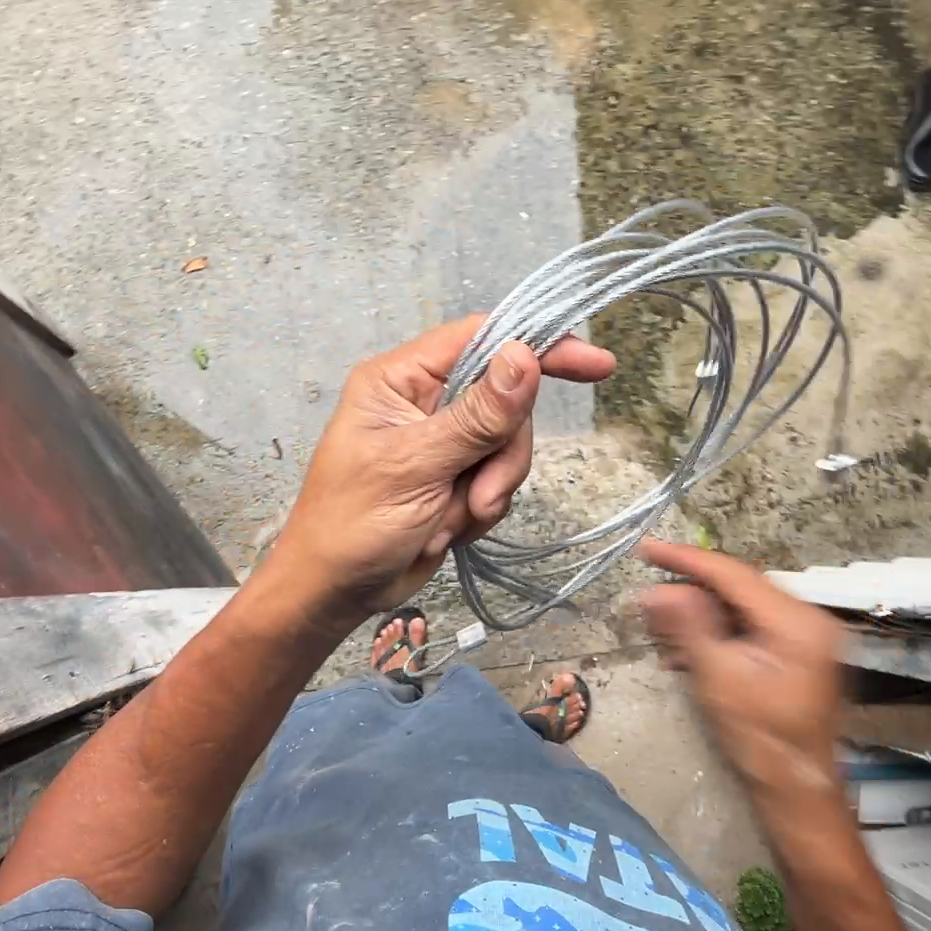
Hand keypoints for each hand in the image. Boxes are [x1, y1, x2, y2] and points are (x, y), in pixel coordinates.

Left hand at [263, 315, 613, 621]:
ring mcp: (442, 442)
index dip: (537, 346)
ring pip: (506, 446)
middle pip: (505, 400)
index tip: (594, 366)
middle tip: (478, 495)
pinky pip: (496, 480)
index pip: (480, 338)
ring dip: (488, 489)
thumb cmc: (353, 524)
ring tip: (449, 521)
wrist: (335, 592)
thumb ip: (475, 416)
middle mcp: (423, 401)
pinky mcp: (453, 478)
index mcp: (399, 380)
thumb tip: (524, 354)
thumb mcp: (415, 467)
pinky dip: (480, 509)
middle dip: (500, 454)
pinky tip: (445, 530)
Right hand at [636, 540, 848, 803]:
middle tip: (647, 599)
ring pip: (737, 606)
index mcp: (796, 621)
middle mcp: (807, 618)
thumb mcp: (716, 675)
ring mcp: (803, 635)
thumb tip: (655, 589)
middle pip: (735, 587)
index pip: (733, 574)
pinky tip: (683, 652)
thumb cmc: (758, 735)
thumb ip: (687, 625)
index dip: (686, 559)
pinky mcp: (794, 651)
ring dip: (696, 615)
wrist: (795, 785)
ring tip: (659, 631)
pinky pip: (745, 625)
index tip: (646, 549)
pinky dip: (712, 632)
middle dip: (687, 592)